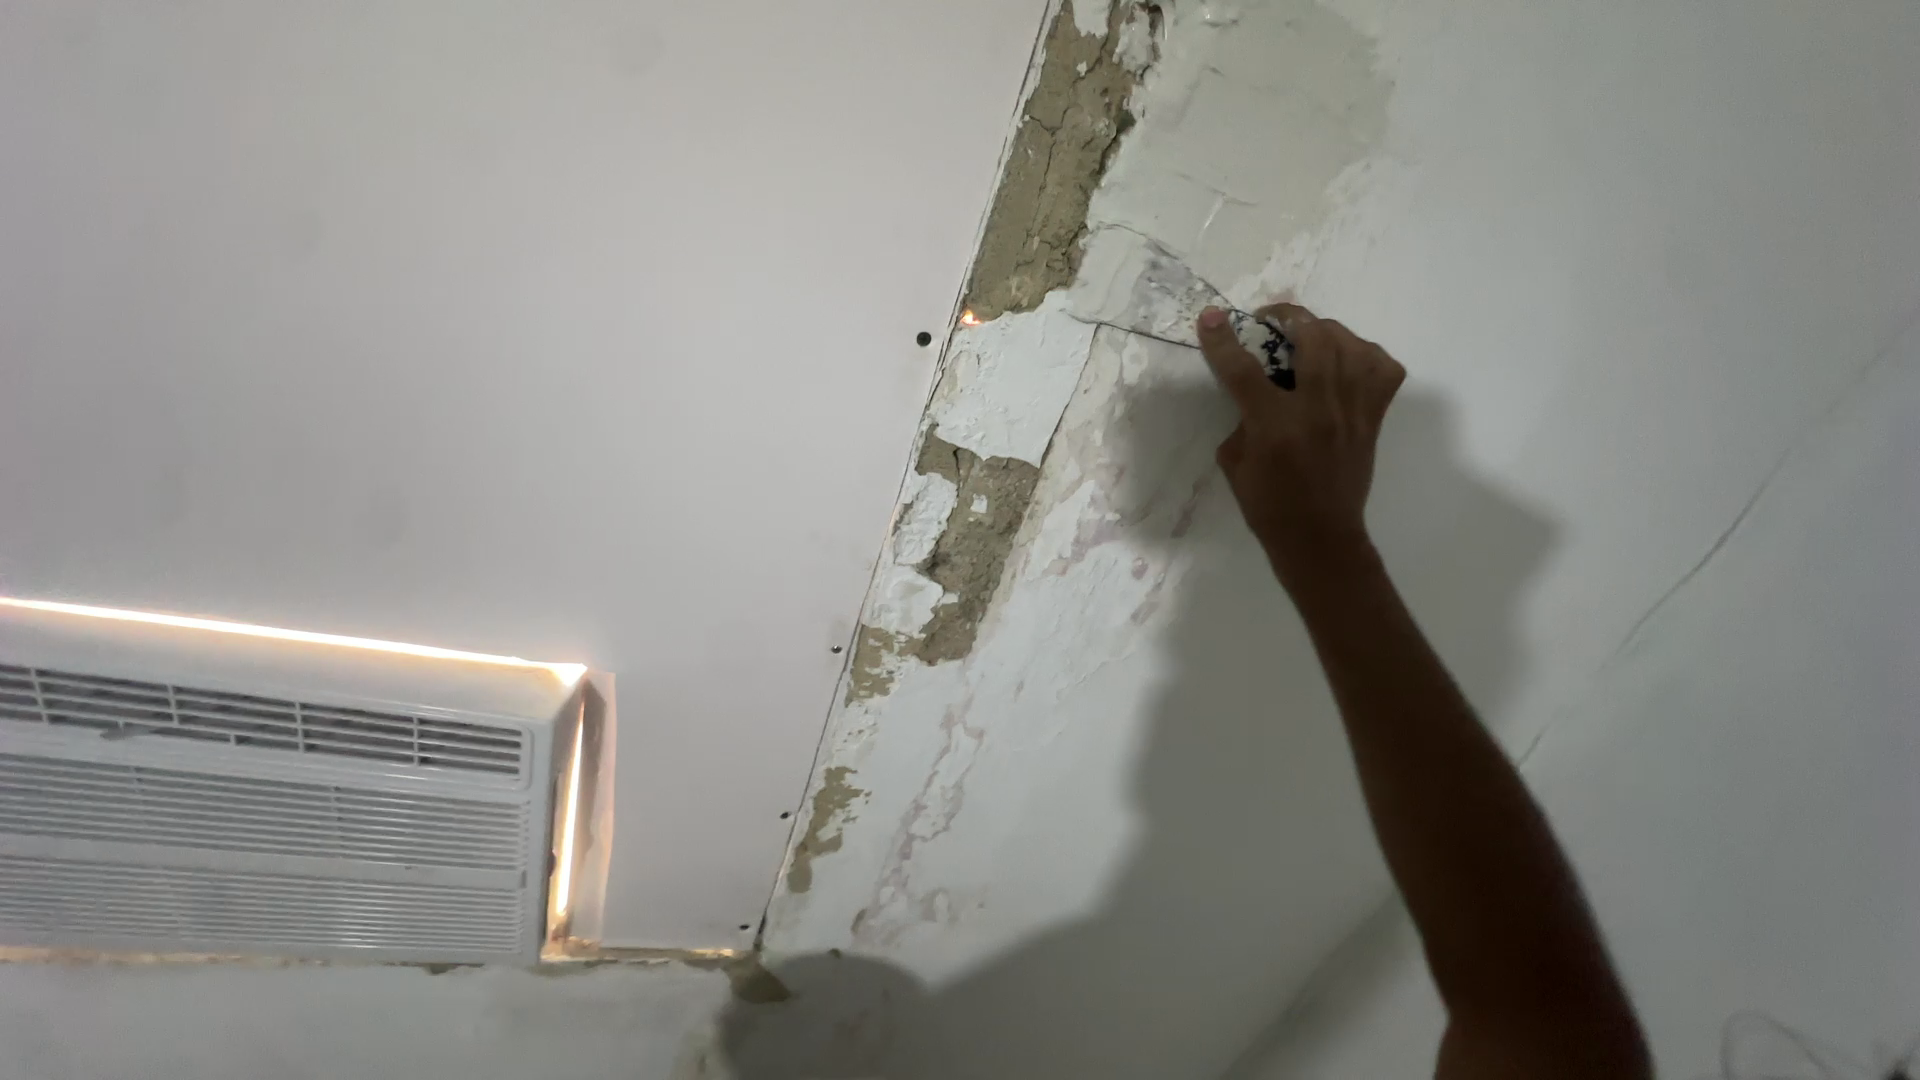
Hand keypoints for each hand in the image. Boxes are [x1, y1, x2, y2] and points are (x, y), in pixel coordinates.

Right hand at [1196, 302, 1404, 585]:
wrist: (1318, 536)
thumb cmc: (1267, 505)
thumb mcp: (1235, 462)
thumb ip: (1243, 419)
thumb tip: (1253, 389)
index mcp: (1273, 426)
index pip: (1243, 371)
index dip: (1223, 340)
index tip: (1212, 317)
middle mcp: (1317, 411)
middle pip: (1312, 338)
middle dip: (1287, 317)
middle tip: (1270, 321)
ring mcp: (1351, 412)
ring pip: (1349, 344)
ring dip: (1324, 330)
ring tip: (1307, 335)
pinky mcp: (1373, 418)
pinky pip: (1382, 368)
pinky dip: (1364, 354)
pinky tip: (1345, 360)